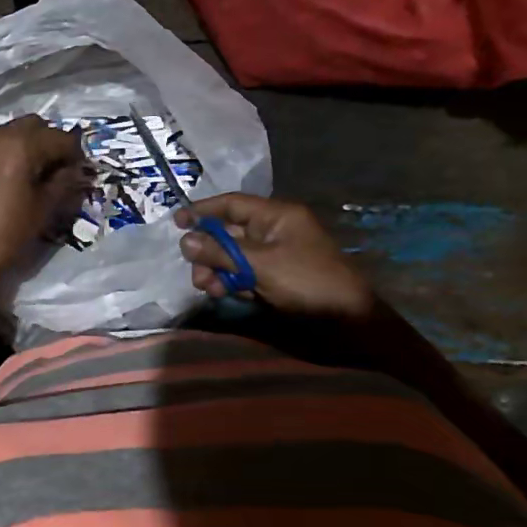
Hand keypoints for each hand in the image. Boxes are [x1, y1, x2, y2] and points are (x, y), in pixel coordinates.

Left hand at [0, 116, 87, 279]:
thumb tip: (75, 170)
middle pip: (34, 125)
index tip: (80, 172)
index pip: (60, 138)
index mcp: (21, 144)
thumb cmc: (6, 232)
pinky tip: (8, 177)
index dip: (75, 154)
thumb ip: (64, 182)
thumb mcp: (43, 208)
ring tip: (32, 173)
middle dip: (50, 142)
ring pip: (11, 130)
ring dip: (27, 144)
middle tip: (57, 169)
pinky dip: (6, 151)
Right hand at [175, 194, 373, 318]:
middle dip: (207, 251)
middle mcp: (274, 230)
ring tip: (207, 288)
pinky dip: (230, 282)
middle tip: (195, 271)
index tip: (176, 223)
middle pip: (228, 232)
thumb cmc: (307, 282)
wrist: (350, 322)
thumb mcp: (260, 264)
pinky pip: (243, 273)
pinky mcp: (274, 277)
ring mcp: (275, 255)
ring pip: (232, 255)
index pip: (232, 204)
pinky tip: (222, 294)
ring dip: (215, 270)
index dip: (202, 211)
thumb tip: (184, 241)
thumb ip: (220, 252)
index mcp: (276, 216)